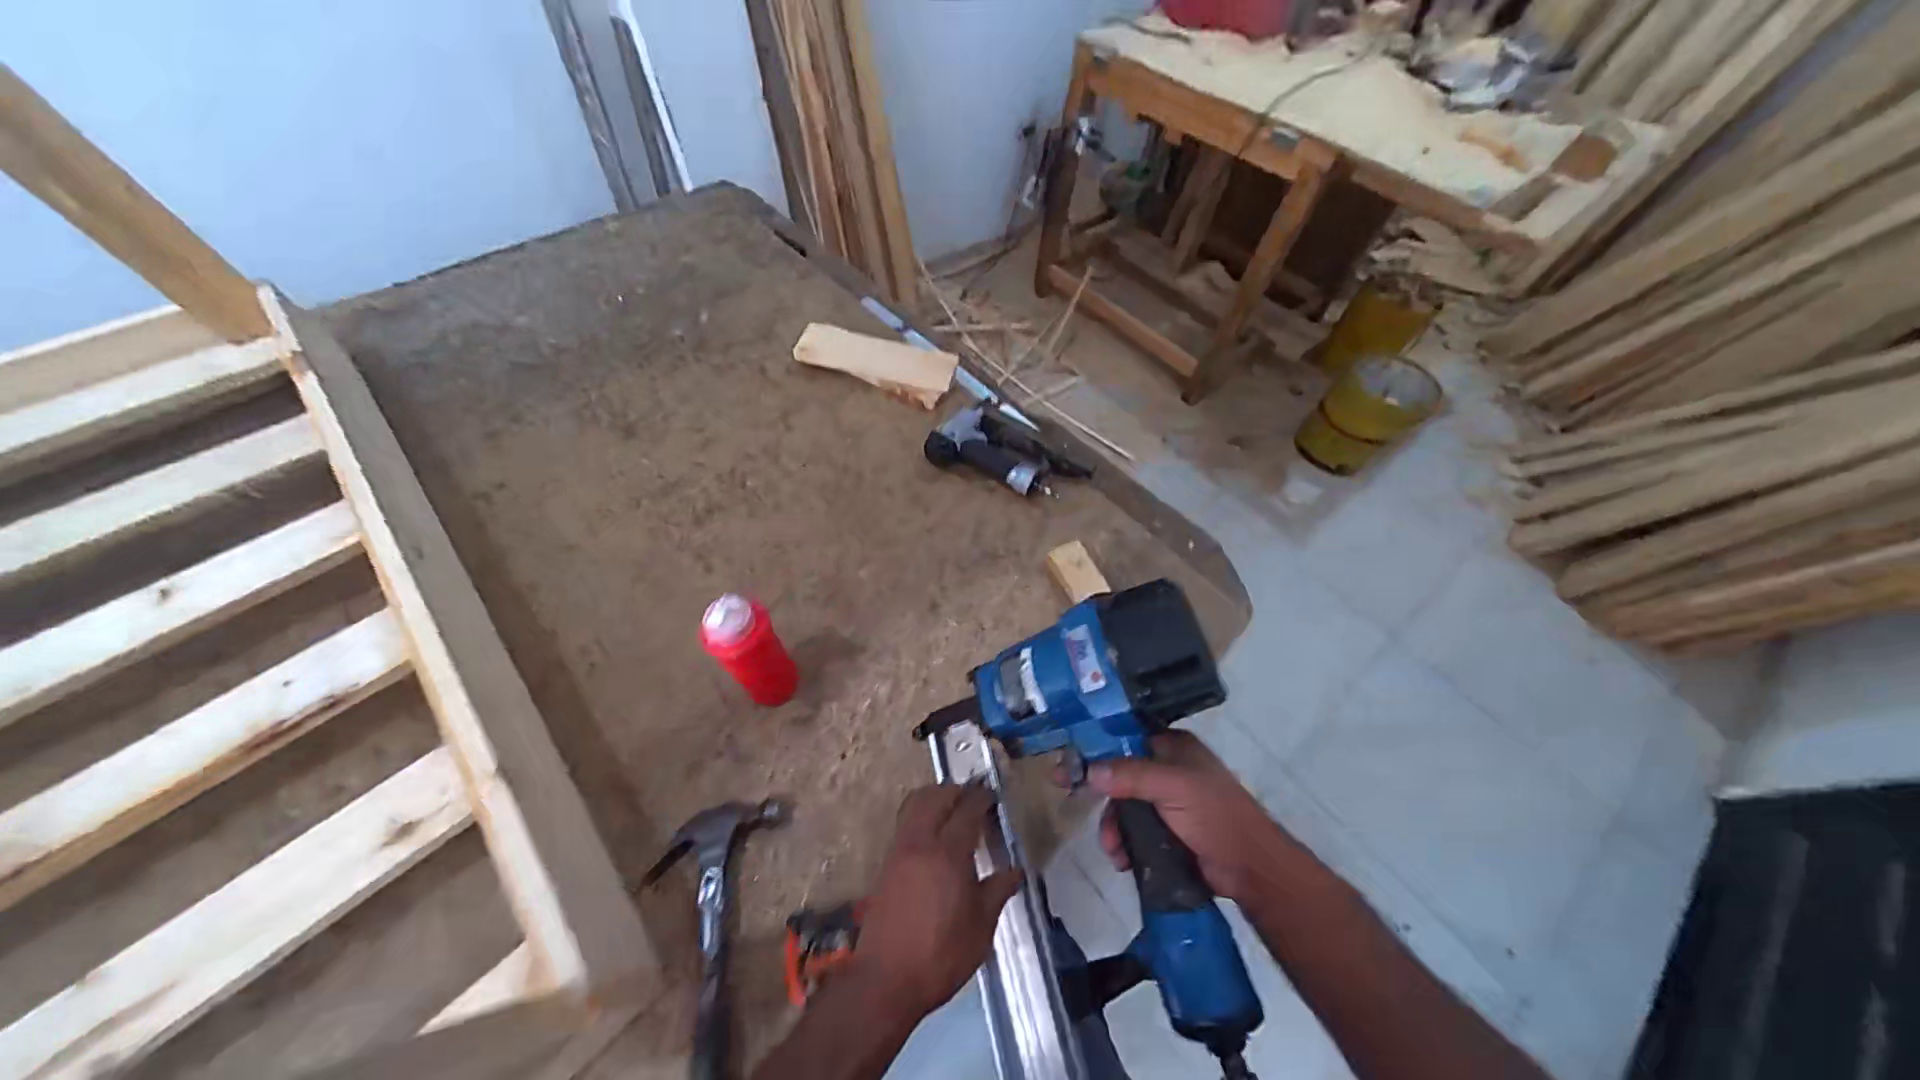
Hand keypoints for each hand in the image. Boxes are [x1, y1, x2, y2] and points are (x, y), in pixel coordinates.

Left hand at [854, 784, 1021, 1019]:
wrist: (885, 980)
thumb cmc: (940, 955)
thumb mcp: (980, 928)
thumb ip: (997, 892)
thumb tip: (1015, 872)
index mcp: (948, 854)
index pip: (967, 811)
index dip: (981, 799)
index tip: (992, 795)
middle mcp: (920, 843)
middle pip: (935, 797)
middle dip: (956, 791)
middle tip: (974, 797)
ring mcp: (898, 851)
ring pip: (914, 805)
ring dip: (934, 798)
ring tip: (952, 809)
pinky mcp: (886, 864)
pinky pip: (904, 823)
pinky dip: (920, 815)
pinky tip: (934, 835)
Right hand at [1085, 731, 1292, 902]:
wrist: (1250, 869)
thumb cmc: (1215, 815)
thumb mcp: (1173, 787)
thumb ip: (1130, 776)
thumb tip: (1089, 772)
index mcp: (1172, 747)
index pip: (1125, 738)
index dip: (1095, 749)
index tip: (1068, 765)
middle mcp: (1168, 770)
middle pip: (1119, 776)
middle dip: (1103, 798)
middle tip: (1074, 802)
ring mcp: (1167, 803)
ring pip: (1123, 807)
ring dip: (1113, 828)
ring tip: (1115, 851)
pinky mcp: (1167, 832)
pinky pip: (1133, 831)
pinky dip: (1124, 844)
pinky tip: (1123, 861)